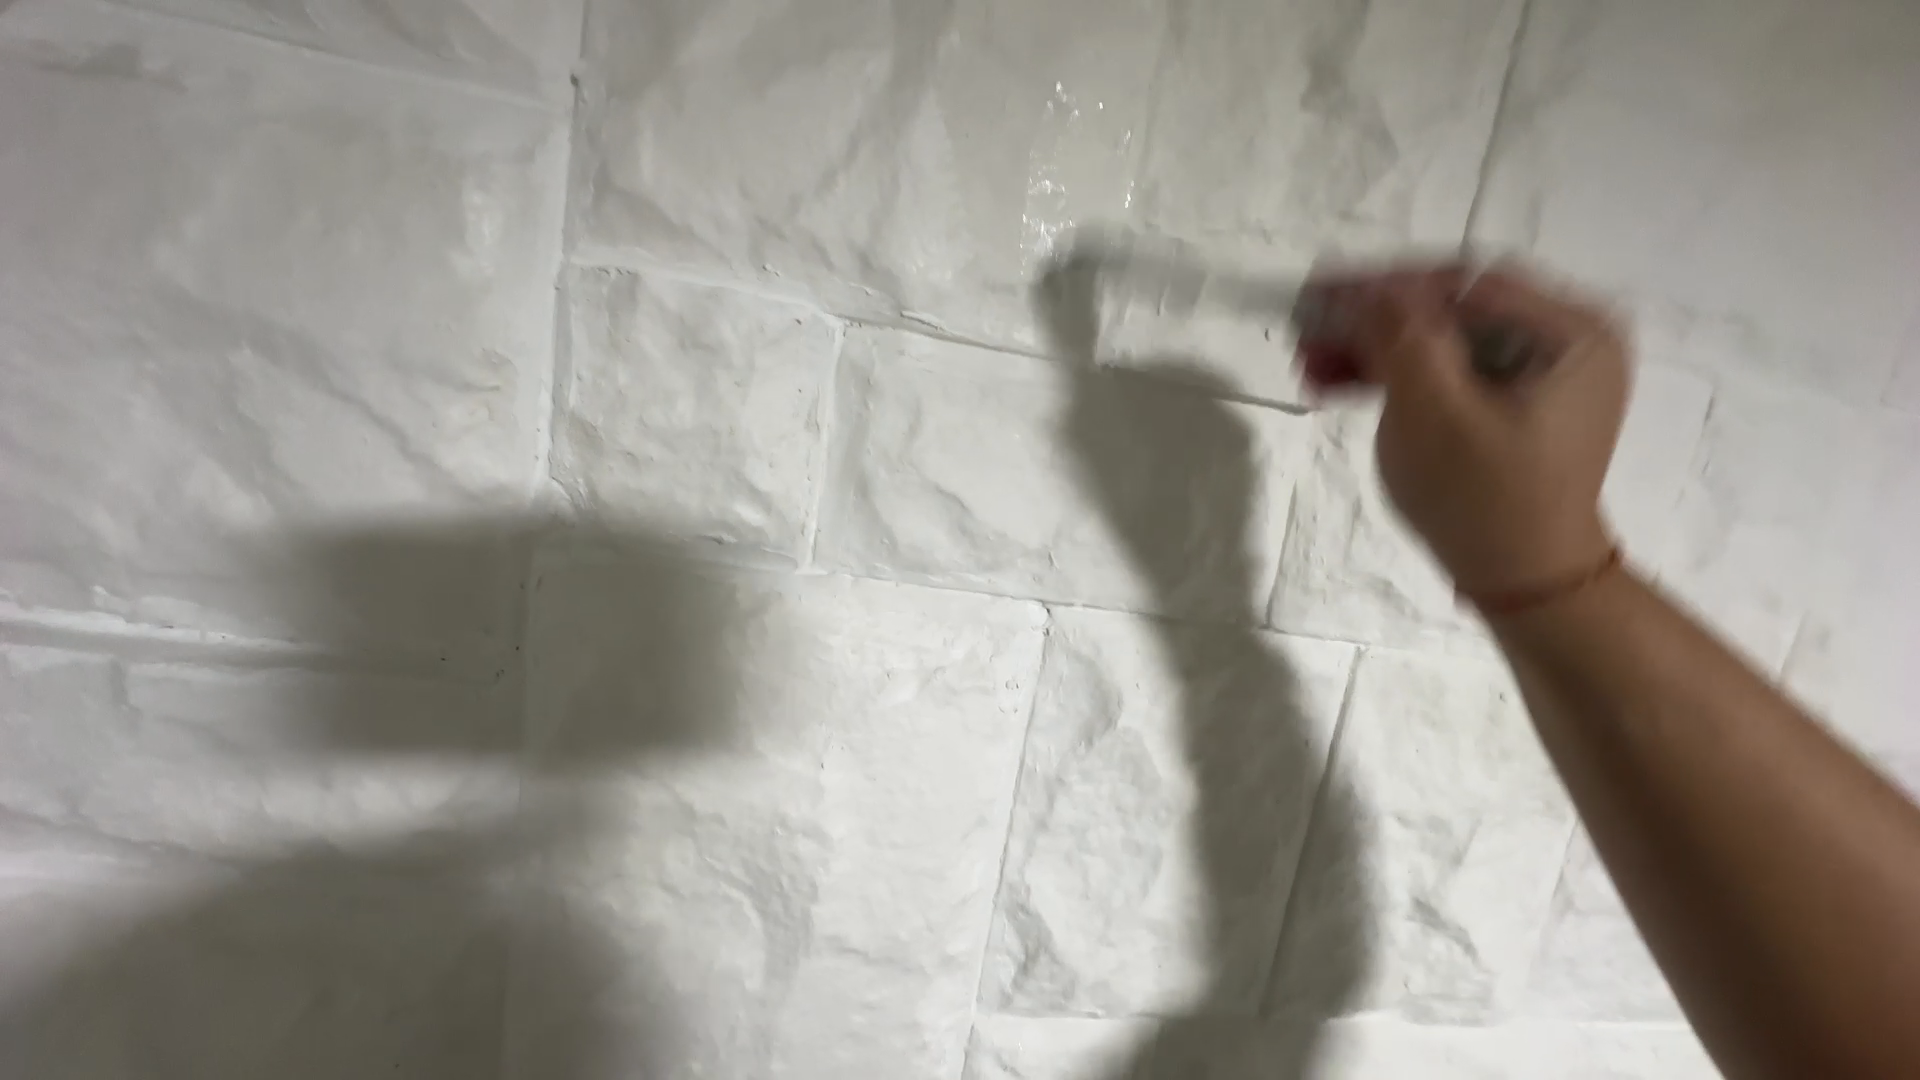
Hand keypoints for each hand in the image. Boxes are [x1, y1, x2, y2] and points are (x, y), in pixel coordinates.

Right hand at [1310, 263, 1628, 594]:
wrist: (1520, 580)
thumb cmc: (1481, 500)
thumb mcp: (1433, 415)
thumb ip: (1403, 340)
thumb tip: (1369, 286)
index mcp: (1568, 331)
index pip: (1464, 283)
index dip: (1386, 285)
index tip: (1318, 294)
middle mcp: (1561, 340)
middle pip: (1448, 310)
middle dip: (1370, 320)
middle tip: (1304, 331)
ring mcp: (1534, 374)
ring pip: (1438, 341)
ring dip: (1370, 349)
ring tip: (1308, 364)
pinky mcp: (1505, 404)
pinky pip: (1442, 373)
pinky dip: (1391, 376)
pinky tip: (1337, 383)